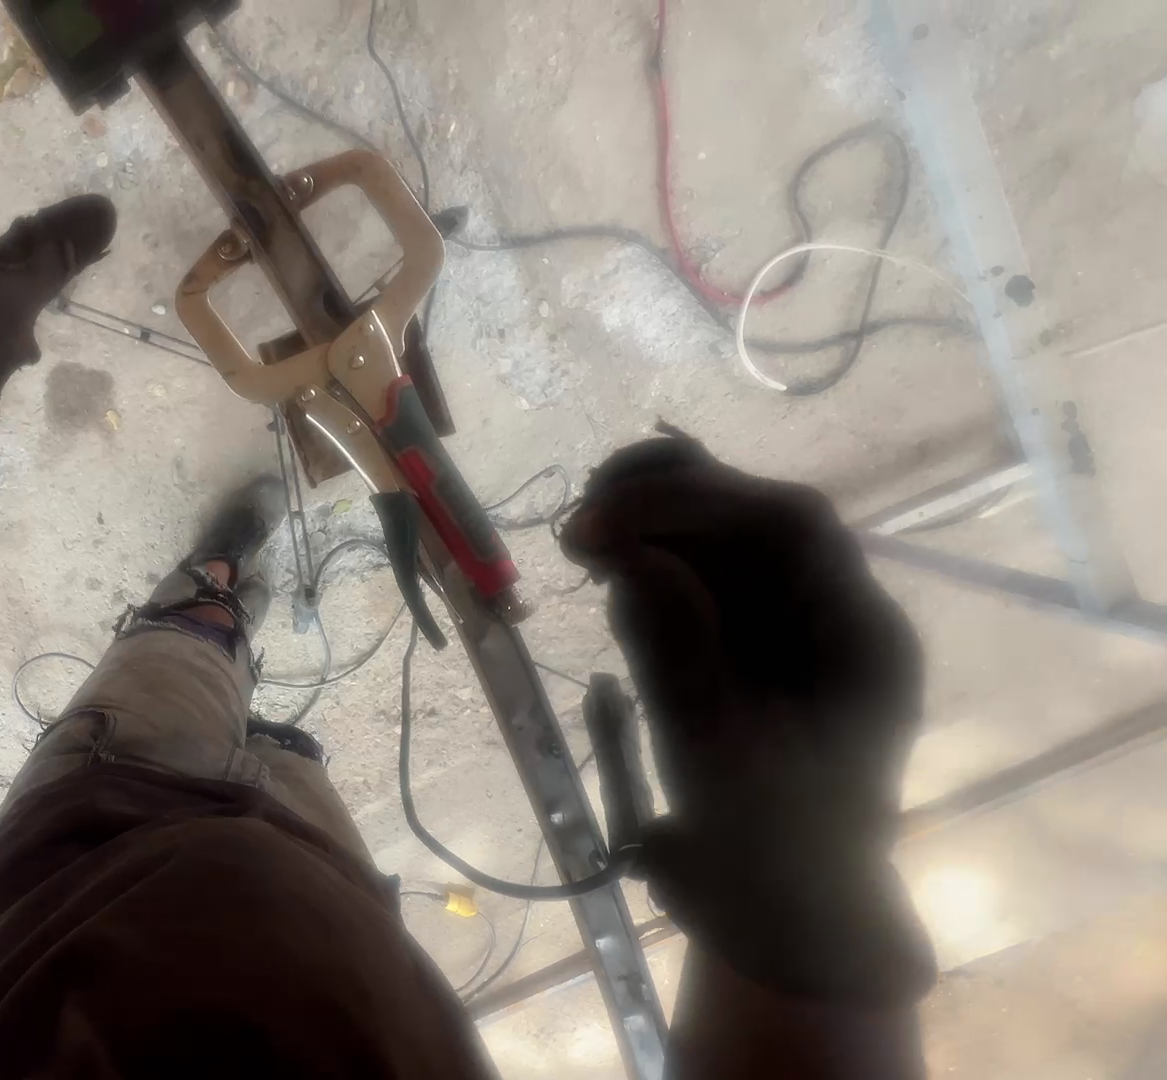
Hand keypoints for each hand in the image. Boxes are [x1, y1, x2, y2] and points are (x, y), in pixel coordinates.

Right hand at [561, 434, 934, 1005]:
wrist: (773, 908)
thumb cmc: (763, 839)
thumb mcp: (712, 744)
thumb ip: (675, 640)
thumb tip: (627, 548)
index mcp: (853, 632)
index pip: (783, 522)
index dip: (687, 499)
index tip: (596, 520)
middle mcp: (821, 610)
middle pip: (747, 513)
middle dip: (659, 502)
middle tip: (579, 527)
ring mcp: (773, 623)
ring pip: (710, 537)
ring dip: (642, 527)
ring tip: (583, 551)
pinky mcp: (729, 639)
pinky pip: (683, 577)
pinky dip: (638, 565)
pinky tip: (604, 577)